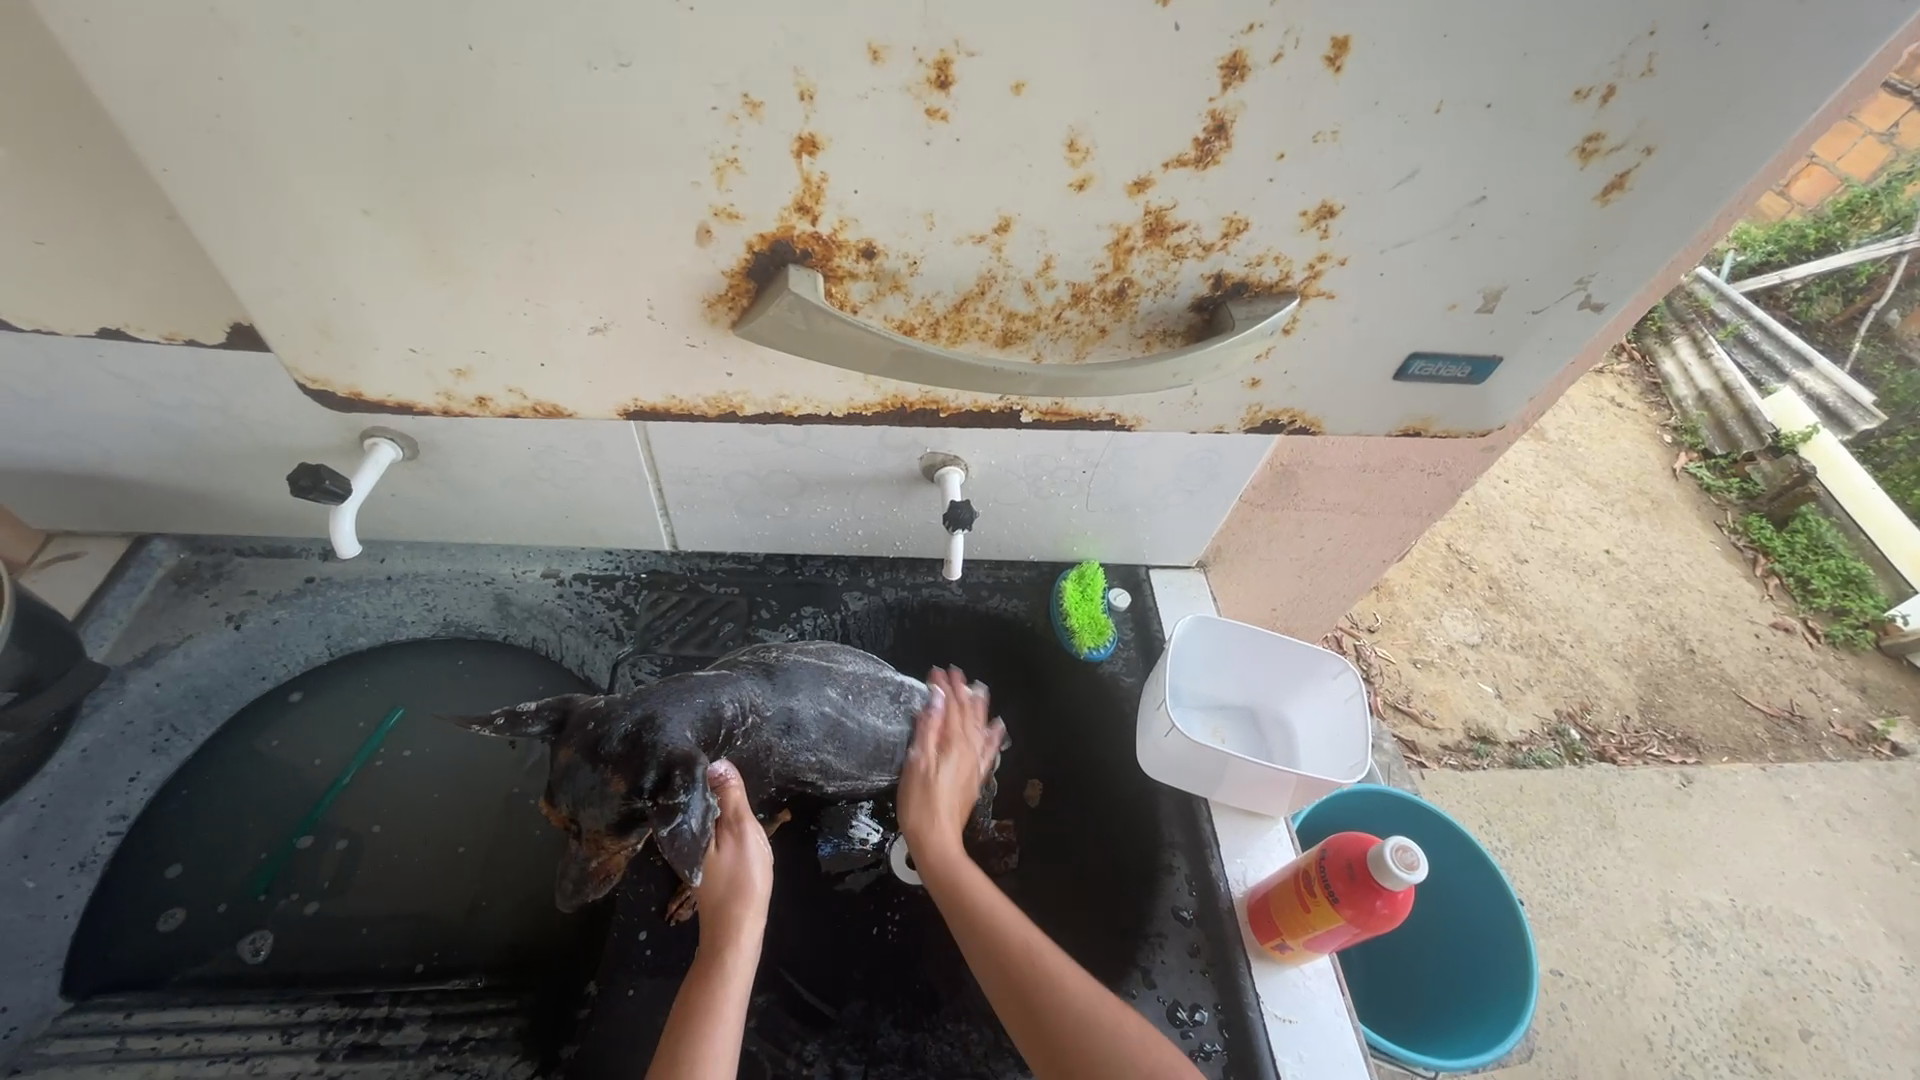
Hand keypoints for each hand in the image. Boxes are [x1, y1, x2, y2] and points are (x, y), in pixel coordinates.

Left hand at [692, 759, 772, 951]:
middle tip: (731, 760)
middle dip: (710, 781)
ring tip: (734, 781)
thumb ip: (730, 796)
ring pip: (705, 814)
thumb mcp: (741, 829)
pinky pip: (710, 828)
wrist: (738, 929)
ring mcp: (694, 849)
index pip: (692, 784)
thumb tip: (718, 762)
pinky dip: (720, 817)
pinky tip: (732, 813)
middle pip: (697, 799)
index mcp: (689, 824)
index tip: (717, 746)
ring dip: (717, 799)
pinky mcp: (705, 860)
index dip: (705, 766)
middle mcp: (685, 835)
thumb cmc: (741, 878)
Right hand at [898, 666, 1005, 868]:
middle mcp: (968, 749)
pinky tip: (996, 728)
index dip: (945, 687)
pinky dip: (992, 736)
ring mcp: (974, 763)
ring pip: (979, 727)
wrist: (936, 839)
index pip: (949, 707)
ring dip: (978, 707)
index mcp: (952, 742)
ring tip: (979, 689)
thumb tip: (936, 697)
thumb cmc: (920, 802)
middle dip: (961, 692)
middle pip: (966, 714)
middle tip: (957, 674)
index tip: (938, 671)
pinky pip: (988, 750)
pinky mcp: (975, 777)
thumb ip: (928, 728)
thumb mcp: (917, 761)